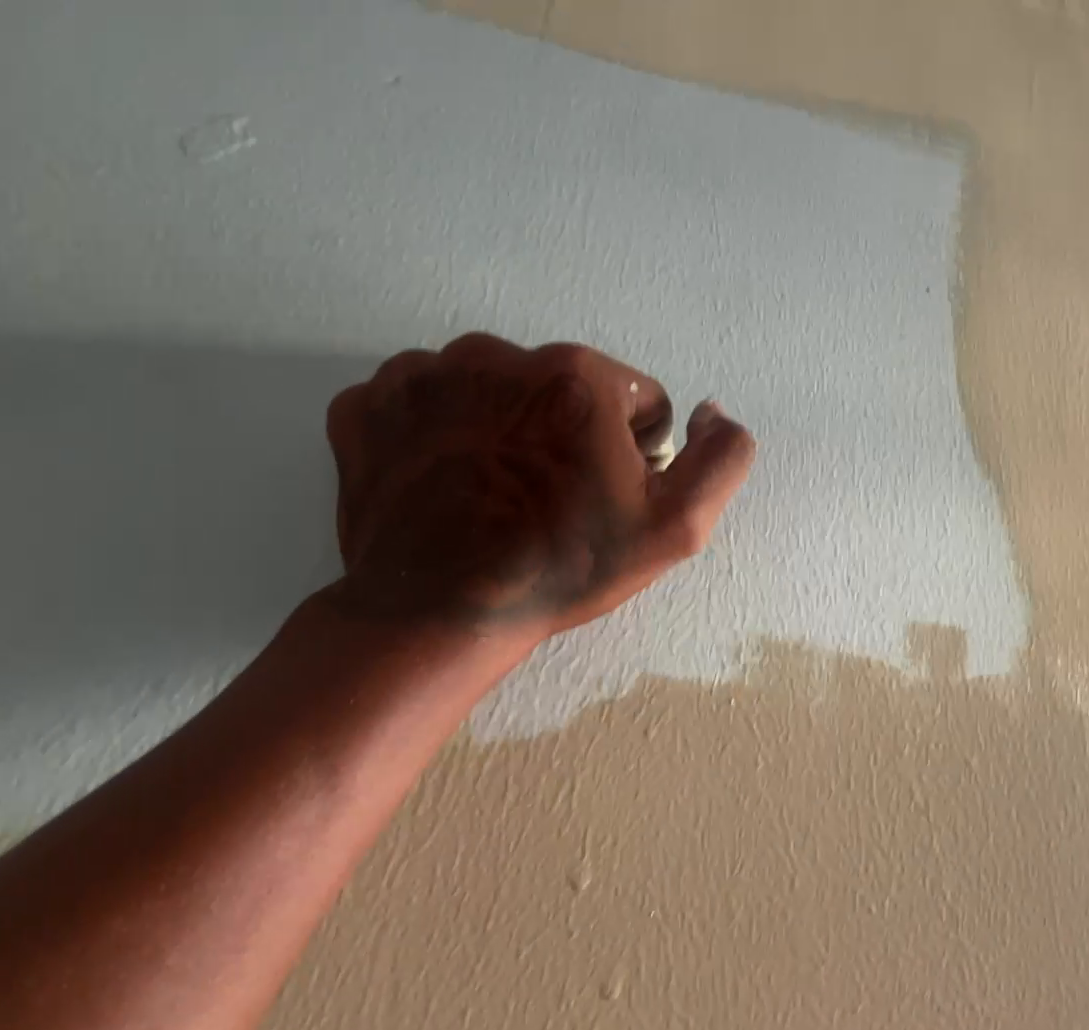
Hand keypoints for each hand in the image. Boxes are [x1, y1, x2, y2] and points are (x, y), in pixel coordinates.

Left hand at [323, 333, 754, 641]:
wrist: (436, 616)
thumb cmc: (565, 567)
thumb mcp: (678, 525)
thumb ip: (723, 456)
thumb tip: (712, 412)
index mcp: (576, 375)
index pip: (640, 400)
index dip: (638, 454)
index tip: (609, 497)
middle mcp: (496, 354)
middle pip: (568, 391)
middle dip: (574, 436)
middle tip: (557, 502)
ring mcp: (420, 375)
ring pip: (500, 393)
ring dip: (511, 429)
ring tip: (501, 494)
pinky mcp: (366, 406)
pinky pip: (431, 405)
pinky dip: (445, 435)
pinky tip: (451, 484)